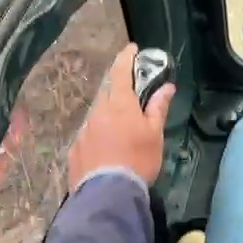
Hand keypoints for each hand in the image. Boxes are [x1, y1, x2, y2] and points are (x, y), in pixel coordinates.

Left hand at [67, 43, 174, 191]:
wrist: (107, 195)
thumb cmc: (137, 160)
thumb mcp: (154, 134)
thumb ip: (158, 108)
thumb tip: (167, 86)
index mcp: (119, 104)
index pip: (120, 72)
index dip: (126, 57)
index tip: (132, 48)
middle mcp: (98, 112)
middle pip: (107, 93)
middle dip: (119, 89)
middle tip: (132, 94)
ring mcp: (83, 131)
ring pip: (98, 115)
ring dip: (109, 115)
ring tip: (122, 128)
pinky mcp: (75, 150)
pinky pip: (89, 134)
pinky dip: (99, 135)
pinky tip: (107, 149)